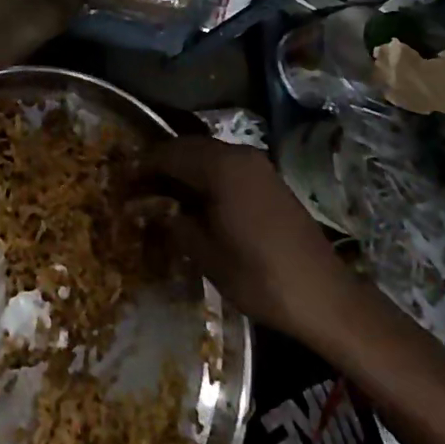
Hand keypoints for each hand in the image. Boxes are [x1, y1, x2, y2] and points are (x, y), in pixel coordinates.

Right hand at [141, 136, 354, 339]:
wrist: (324, 296)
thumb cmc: (259, 277)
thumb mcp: (205, 253)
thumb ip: (172, 221)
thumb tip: (144, 206)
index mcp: (221, 167)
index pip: (169, 153)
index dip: (142, 166)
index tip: (121, 181)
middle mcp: (239, 155)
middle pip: (188, 147)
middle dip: (160, 163)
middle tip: (136, 186)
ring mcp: (258, 166)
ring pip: (208, 154)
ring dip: (182, 167)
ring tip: (160, 193)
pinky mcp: (269, 180)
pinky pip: (226, 165)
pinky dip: (204, 174)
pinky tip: (193, 198)